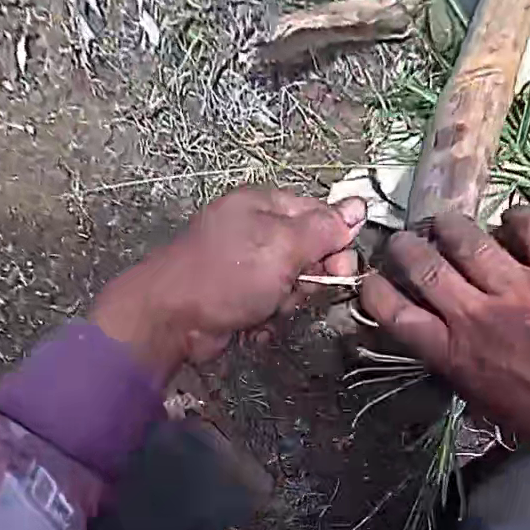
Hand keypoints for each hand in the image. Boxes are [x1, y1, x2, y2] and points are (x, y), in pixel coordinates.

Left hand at [92, 188, 364, 378]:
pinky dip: (266, 318)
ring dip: (286, 303)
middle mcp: (253, 231)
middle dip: (307, 278)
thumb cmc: (227, 275)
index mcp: (263, 205)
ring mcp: (243, 266)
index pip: (319, 216)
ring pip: (291, 284)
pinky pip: (269, 305)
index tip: (340, 268)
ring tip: (267, 308)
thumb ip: (323, 229)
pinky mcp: (236, 297)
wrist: (170, 320)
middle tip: (295, 291)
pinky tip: (253, 324)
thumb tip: (359, 206)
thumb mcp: (282, 246)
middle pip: (307, 253)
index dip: (335, 243)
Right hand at [358, 207, 529, 473]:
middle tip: (404, 239)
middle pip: (425, 268)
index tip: (369, 278)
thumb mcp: (487, 400)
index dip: (375, 291)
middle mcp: (476, 316)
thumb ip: (460, 364)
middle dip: (406, 247)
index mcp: (455, 353)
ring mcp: (520, 288)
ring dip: (450, 226)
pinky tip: (515, 219)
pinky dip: (518, 218)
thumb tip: (445, 341)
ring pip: (469, 240)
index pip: (397, 314)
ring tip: (445, 221)